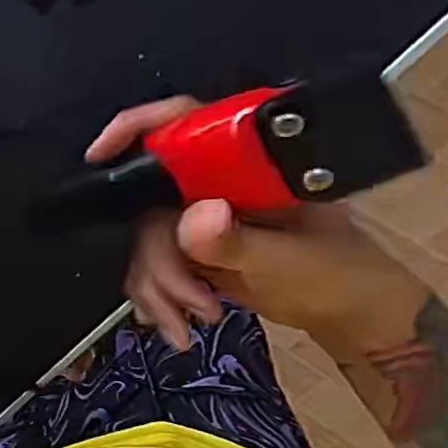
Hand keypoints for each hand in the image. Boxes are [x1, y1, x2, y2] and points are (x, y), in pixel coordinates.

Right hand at [89, 96, 431, 356]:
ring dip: (159, 289)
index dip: (135, 128)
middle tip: (191, 302)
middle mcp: (215, 183)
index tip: (100, 155)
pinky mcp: (192, 251)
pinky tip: (180, 323)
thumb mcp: (291, 259)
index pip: (182, 123)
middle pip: (149, 202)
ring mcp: (200, 217)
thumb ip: (239, 241)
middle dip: (160, 261)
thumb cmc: (338, 275)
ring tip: (193, 321)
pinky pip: (151, 268)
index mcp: (246, 162)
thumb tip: (190, 220)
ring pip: (144, 242)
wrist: (348, 316)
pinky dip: (158, 299)